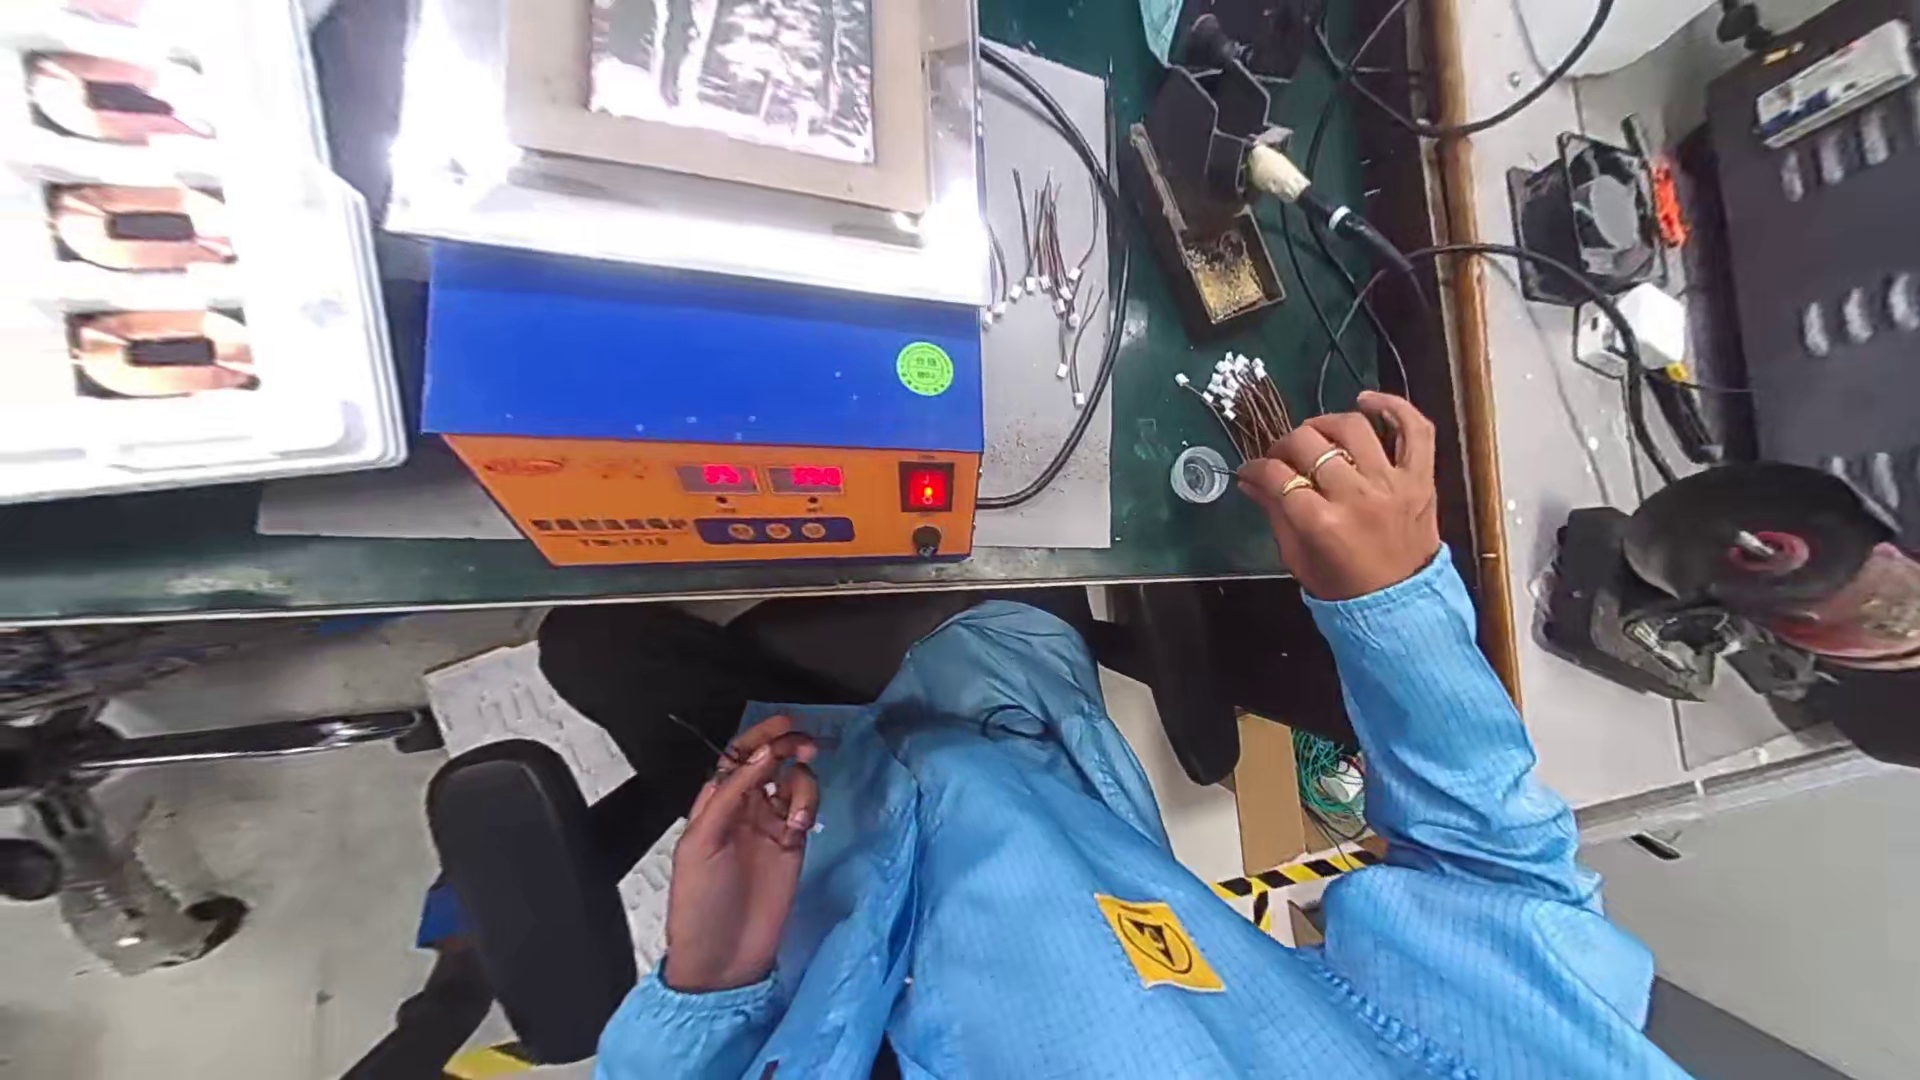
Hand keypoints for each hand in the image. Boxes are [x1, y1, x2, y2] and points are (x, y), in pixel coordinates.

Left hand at [661, 715, 818, 992]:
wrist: (724, 961)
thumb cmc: (700, 903)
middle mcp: (745, 807)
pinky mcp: (793, 840)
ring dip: (802, 779)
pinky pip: (806, 806)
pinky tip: (802, 823)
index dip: (759, 737)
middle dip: (788, 747)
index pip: (738, 757)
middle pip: (770, 761)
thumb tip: (762, 754)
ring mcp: (771, 822)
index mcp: (716, 803)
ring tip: (800, 806)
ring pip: (793, 779)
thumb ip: (732, 794)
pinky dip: (809, 805)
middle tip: (804, 745)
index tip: (783, 724)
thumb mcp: (702, 843)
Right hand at [1238, 392, 1440, 600]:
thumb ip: (1274, 511)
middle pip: (1308, 443)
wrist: (1397, 603)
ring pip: (1353, 428)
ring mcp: (1392, 484)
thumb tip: (1248, 479)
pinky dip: (1393, 407)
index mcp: (1320, 522)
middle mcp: (1356, 497)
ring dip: (1323, 424)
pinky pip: (1415, 429)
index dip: (1255, 467)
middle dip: (1283, 446)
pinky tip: (1366, 401)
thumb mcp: (1295, 553)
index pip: (1276, 475)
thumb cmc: (1338, 583)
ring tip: (1313, 433)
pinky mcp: (1420, 478)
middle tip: (1280, 457)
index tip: (1249, 470)